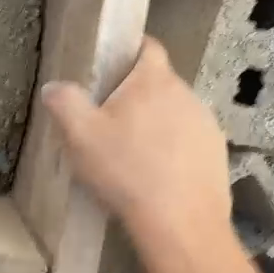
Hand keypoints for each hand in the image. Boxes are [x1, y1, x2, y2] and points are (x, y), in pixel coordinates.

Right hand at [40, 38, 230, 257]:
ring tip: (128, 149)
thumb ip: (63, 101)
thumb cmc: (126, 170)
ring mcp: (208, 126)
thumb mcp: (78, 133)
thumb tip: (55, 86)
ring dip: (153, 121)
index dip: (129, 49)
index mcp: (154, 82)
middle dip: (134, 92)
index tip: (108, 66)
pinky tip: (153, 172)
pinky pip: (188, 139)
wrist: (181, 225)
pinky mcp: (218, 155)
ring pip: (174, 111)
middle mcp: (187, 96)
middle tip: (106, 117)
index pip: (148, 47)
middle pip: (158, 81)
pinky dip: (171, 147)